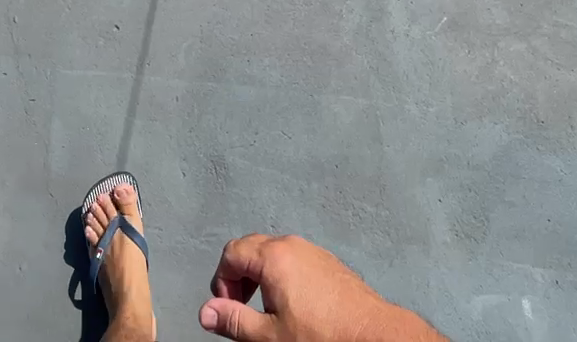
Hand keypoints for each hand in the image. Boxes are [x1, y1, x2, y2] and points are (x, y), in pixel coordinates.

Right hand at [197, 234, 446, 341]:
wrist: (371, 335)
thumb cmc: (319, 336)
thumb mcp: (269, 336)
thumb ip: (234, 321)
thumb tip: (204, 312)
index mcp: (273, 256)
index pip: (231, 252)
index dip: (222, 282)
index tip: (229, 310)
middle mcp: (291, 244)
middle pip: (250, 247)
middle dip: (239, 277)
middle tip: (243, 310)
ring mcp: (312, 250)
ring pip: (273, 253)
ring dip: (260, 277)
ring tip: (268, 312)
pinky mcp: (328, 261)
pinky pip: (293, 259)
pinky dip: (282, 276)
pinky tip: (292, 306)